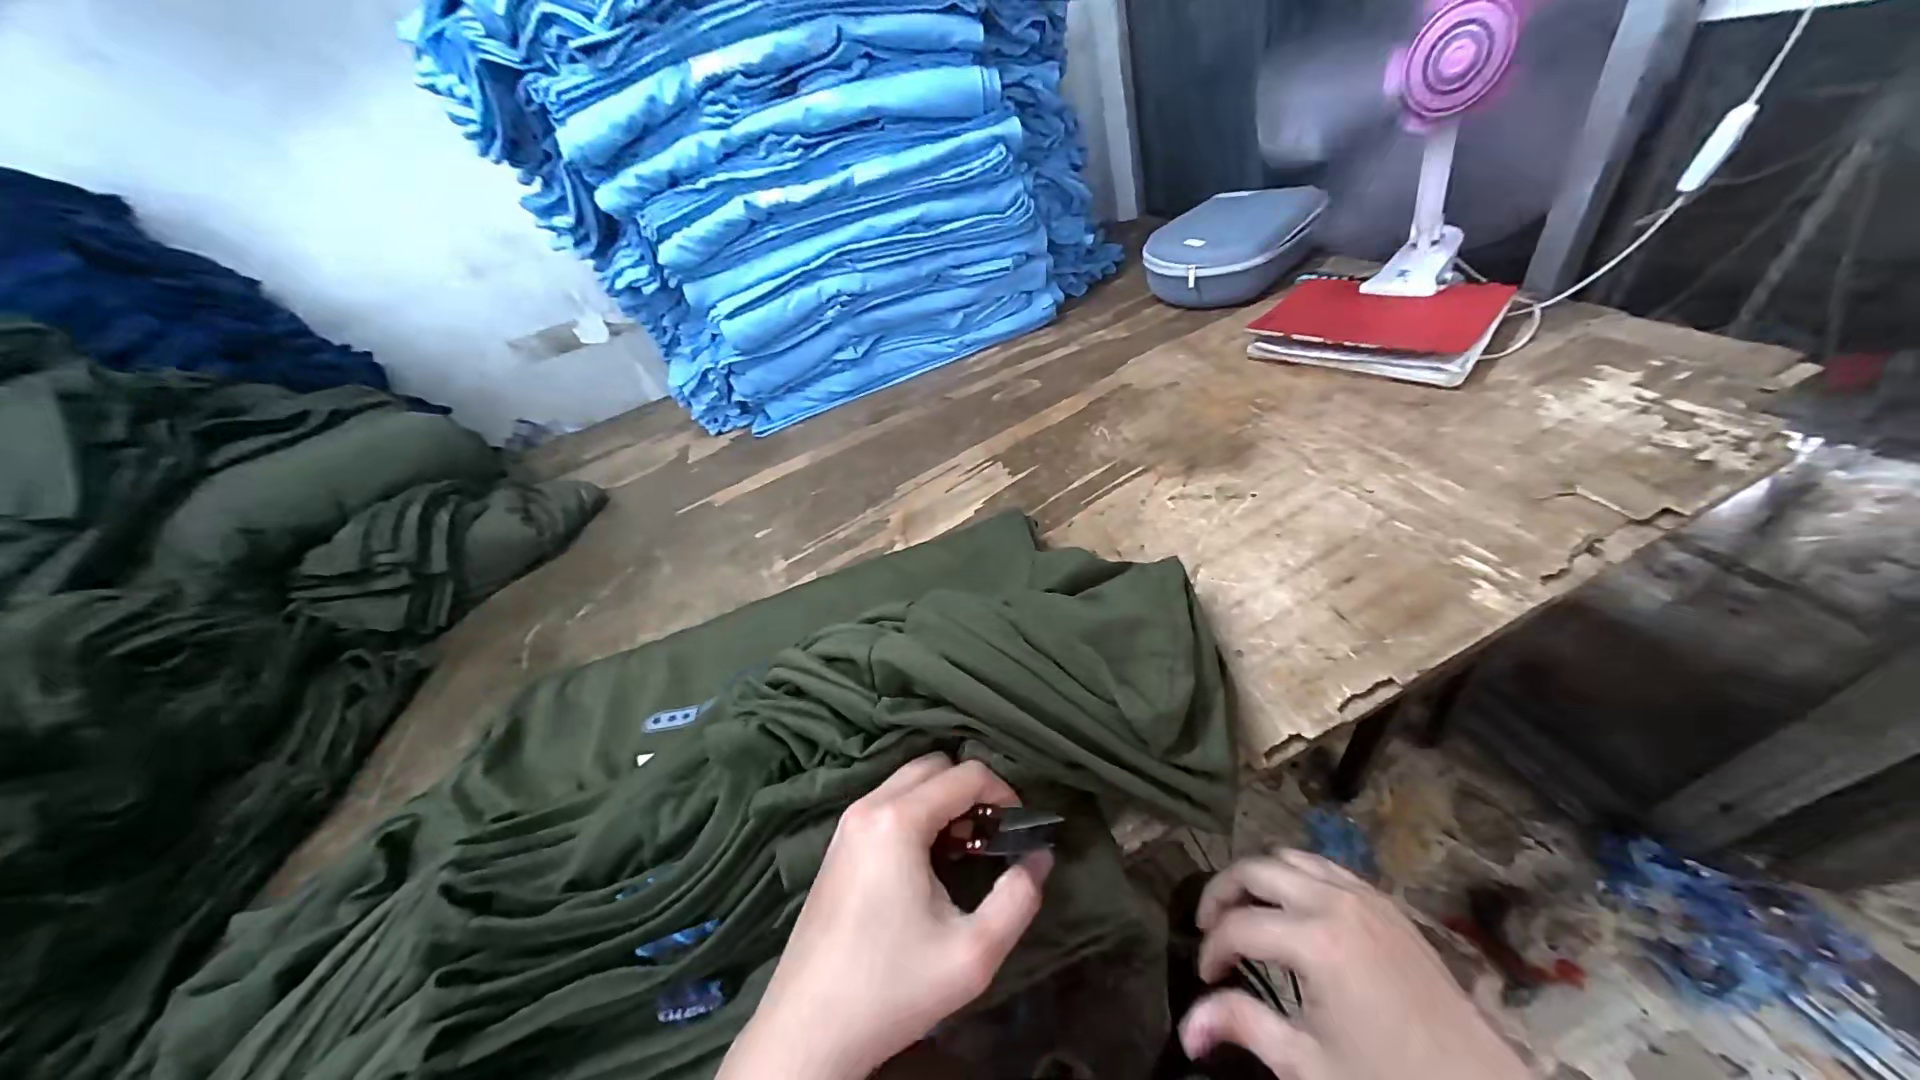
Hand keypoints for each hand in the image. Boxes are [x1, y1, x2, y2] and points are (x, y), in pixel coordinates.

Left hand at [717, 754, 1053, 1079]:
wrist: (809, 1029)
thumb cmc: (893, 988)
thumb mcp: (973, 953)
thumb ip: (1018, 897)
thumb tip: (1040, 856)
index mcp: (897, 820)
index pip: (965, 773)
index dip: (1003, 792)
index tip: (1018, 830)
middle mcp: (868, 807)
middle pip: (933, 765)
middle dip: (971, 789)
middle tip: (991, 835)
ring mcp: (846, 824)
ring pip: (907, 781)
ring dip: (943, 799)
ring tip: (964, 849)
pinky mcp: (837, 845)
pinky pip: (886, 803)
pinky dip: (916, 812)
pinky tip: (928, 861)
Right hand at [1182, 850, 1530, 1079]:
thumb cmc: (1390, 1079)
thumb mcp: (1310, 1065)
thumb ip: (1242, 1028)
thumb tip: (1185, 1029)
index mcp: (1315, 940)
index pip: (1238, 927)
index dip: (1212, 950)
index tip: (1206, 978)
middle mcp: (1334, 901)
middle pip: (1254, 870)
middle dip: (1221, 894)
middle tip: (1210, 928)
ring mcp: (1364, 895)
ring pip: (1287, 858)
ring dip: (1258, 879)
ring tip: (1246, 911)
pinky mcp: (1385, 902)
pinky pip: (1325, 867)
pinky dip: (1295, 876)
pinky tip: (1294, 908)